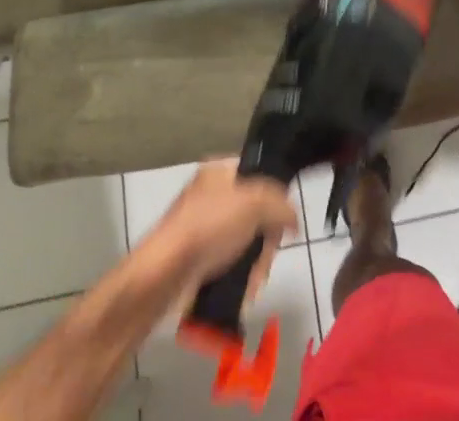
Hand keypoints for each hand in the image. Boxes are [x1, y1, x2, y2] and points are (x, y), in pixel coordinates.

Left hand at [139, 161, 299, 291]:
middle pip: (257, 212)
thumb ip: (282, 205)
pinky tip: (246, 286)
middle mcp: (211, 195)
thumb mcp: (255, 204)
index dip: (277, 195)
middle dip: (266, 238)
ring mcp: (204, 227)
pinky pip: (231, 261)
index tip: (284, 218)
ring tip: (256, 278)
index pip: (260, 173)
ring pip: (246, 240)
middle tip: (267, 253)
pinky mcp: (199, 256)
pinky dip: (242, 274)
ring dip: (256, 261)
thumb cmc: (209, 227)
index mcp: (219, 171)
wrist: (165, 272)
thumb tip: (293, 220)